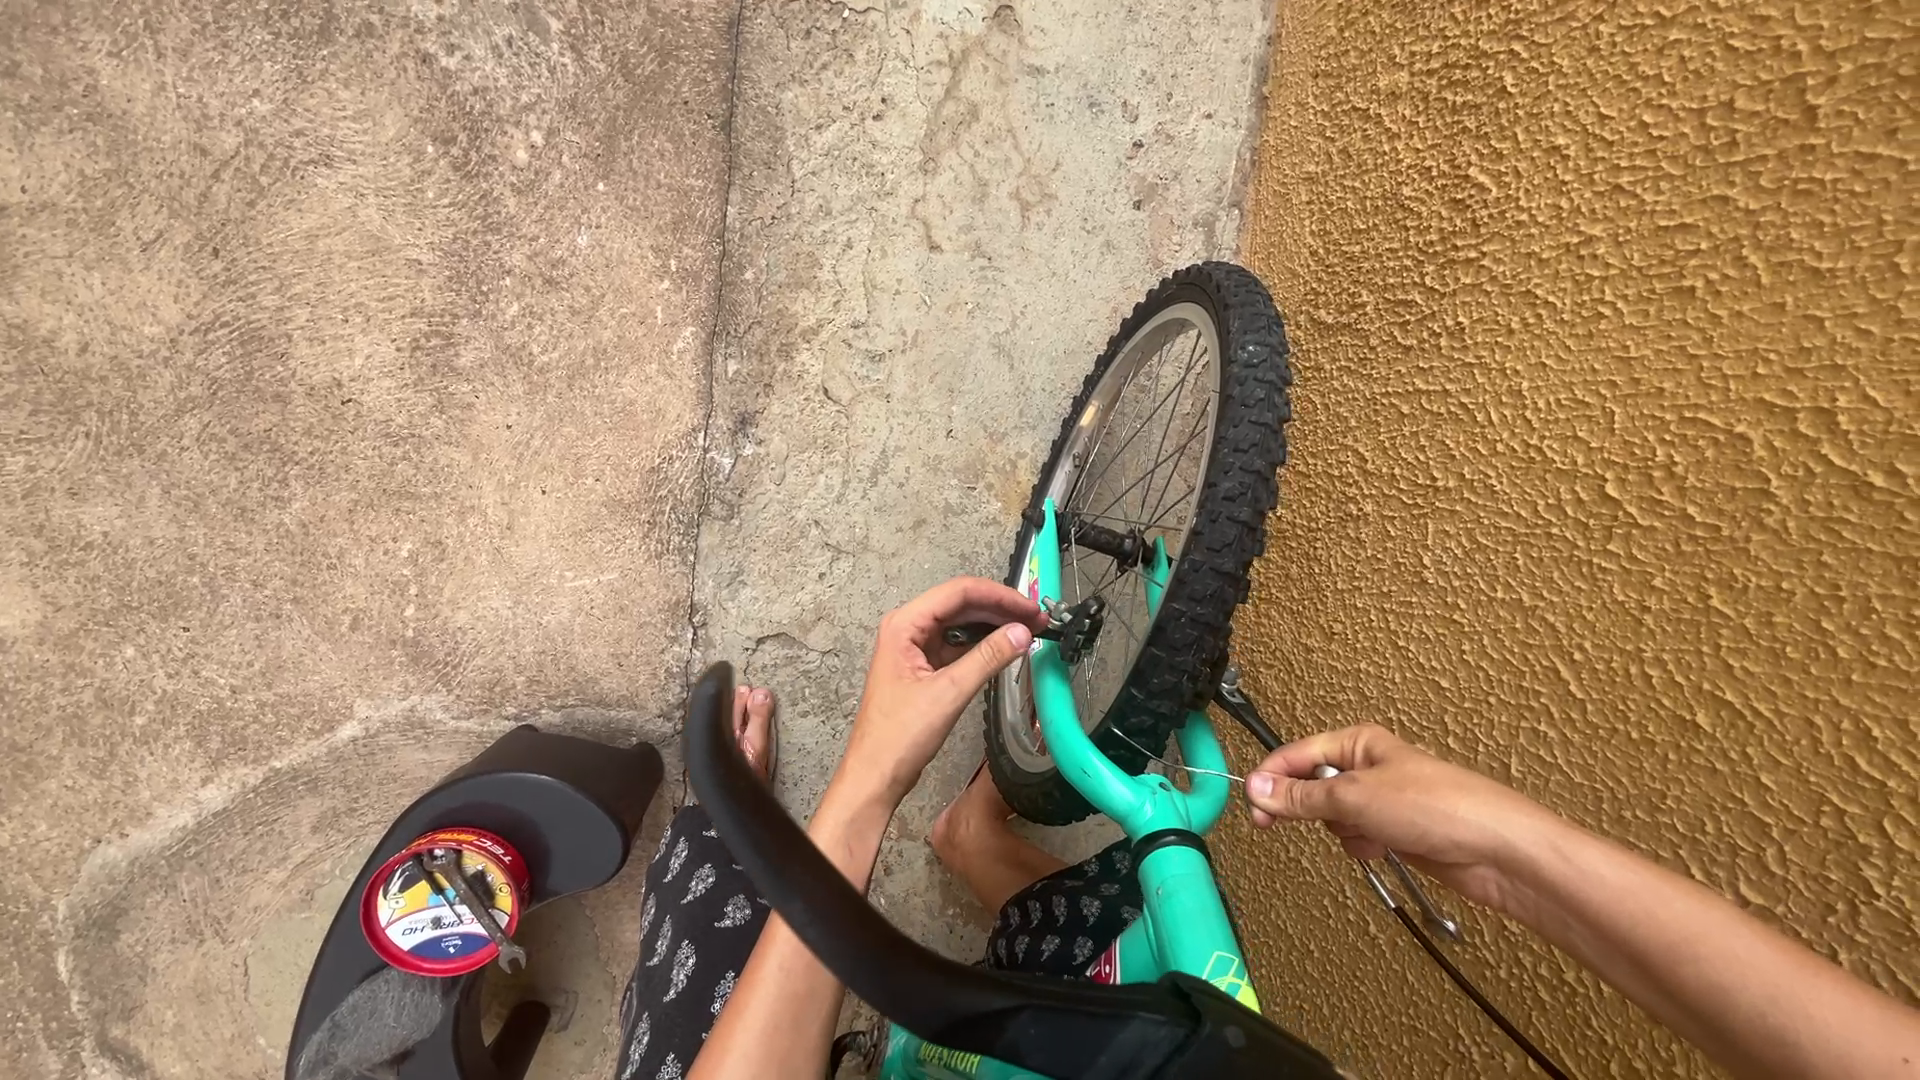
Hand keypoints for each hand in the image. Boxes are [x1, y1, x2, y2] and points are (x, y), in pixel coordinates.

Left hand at [835, 577, 1045, 808]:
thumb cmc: (895, 738)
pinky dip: (984, 644)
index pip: (958, 592)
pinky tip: (1004, 648)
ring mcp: (915, 647)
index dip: (999, 596)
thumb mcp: (949, 693)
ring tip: (1027, 631)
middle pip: (961, 604)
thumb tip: (1020, 634)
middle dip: (1000, 609)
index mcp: (904, 625)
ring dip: (995, 625)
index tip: (1028, 607)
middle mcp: (907, 629)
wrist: (876, 774)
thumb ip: (987, 658)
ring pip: (962, 623)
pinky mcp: (924, 666)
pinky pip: (959, 644)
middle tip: (1035, 619)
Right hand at [1243, 724, 1562, 911]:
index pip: (1295, 755)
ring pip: (1332, 814)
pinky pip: (1357, 834)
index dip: (1269, 778)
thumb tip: (1255, 788)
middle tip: (1271, 824)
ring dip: (1338, 829)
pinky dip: (1360, 844)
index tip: (1250, 804)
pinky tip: (1380, 849)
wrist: (1501, 853)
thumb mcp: (1355, 799)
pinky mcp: (1395, 829)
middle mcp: (1367, 766)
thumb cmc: (1438, 808)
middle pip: (1310, 784)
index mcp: (1357, 743)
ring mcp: (1382, 799)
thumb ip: (1300, 797)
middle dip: (1301, 806)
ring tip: (1360, 834)